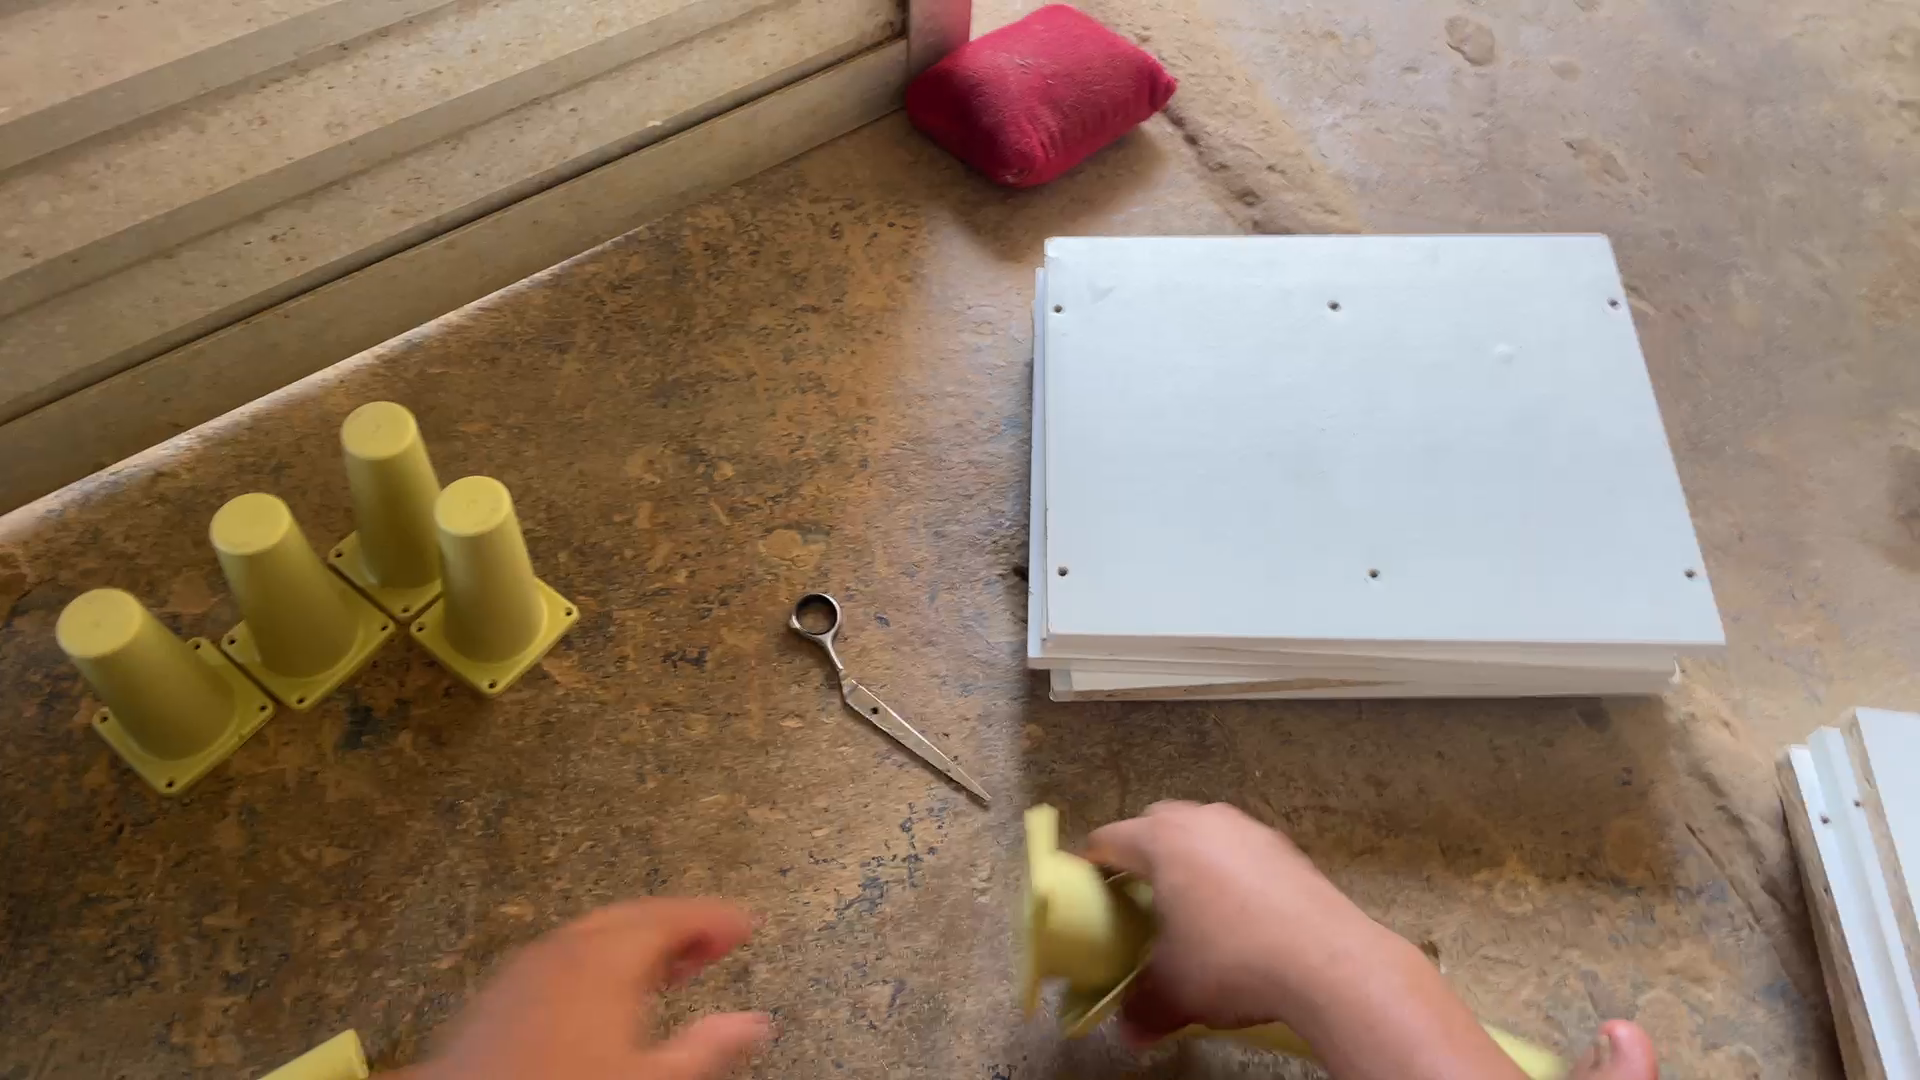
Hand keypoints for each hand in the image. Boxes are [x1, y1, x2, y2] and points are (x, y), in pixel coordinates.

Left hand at [395, 898, 770, 1079]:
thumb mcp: (650, 1079)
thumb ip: (707, 1047)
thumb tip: (756, 1024)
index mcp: (607, 956)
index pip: (677, 916)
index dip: (718, 918)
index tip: (748, 926)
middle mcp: (567, 948)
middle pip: (638, 917)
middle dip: (683, 926)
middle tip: (718, 946)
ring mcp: (525, 969)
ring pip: (599, 934)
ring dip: (642, 943)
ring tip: (674, 971)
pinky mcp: (496, 996)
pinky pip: (564, 956)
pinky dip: (601, 959)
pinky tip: (610, 994)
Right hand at [1088, 802, 1657, 1079]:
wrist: (1347, 967)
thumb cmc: (1245, 967)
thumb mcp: (1180, 991)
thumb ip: (1145, 1009)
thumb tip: (1121, 1037)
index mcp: (1168, 838)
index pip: (1111, 839)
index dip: (1091, 864)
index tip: (1081, 887)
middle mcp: (1207, 819)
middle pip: (1153, 828)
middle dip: (1137, 859)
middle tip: (1129, 903)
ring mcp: (1249, 831)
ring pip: (1198, 833)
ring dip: (1182, 864)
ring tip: (1183, 911)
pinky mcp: (1284, 849)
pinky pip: (1233, 846)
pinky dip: (1221, 870)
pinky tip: (1238, 915)